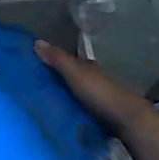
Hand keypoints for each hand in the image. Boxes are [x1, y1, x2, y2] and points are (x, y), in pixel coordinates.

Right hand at [34, 39, 157, 133]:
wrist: (124, 118)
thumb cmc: (98, 92)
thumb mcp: (75, 73)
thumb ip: (58, 59)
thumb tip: (36, 41)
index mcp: (87, 66)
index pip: (68, 59)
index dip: (53, 60)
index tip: (34, 64)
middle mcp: (92, 78)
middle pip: (71, 75)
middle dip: (56, 77)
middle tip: (34, 83)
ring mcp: (96, 95)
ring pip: (74, 90)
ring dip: (61, 92)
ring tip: (41, 99)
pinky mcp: (96, 111)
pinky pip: (77, 105)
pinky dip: (68, 105)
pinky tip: (57, 111)